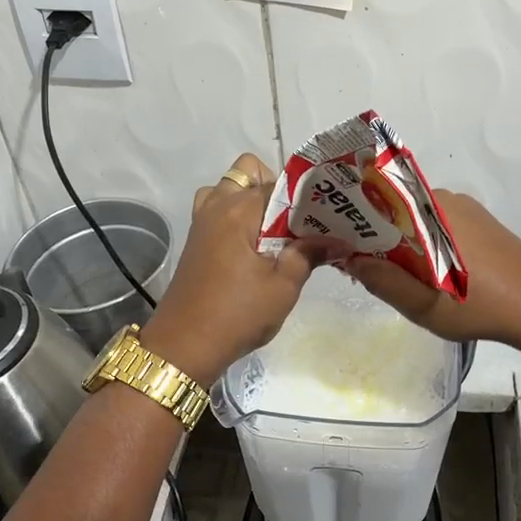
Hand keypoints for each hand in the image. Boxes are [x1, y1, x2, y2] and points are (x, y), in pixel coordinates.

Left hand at [142, 153, 341, 383]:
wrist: (184, 347)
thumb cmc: (237, 314)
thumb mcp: (283, 287)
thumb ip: (308, 255)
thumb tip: (336, 240)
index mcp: (238, 210)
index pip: (279, 183)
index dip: (304, 196)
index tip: (325, 215)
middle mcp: (216, 206)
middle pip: (248, 173)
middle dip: (275, 190)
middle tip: (295, 223)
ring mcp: (201, 222)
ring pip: (228, 189)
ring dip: (250, 200)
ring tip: (272, 231)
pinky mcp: (196, 241)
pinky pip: (217, 210)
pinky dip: (236, 217)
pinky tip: (254, 247)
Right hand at [344, 190, 520, 348]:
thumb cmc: (481, 306)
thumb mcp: (424, 305)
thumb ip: (385, 281)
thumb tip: (349, 260)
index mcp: (430, 211)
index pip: (377, 198)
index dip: (350, 217)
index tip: (331, 238)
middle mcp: (445, 199)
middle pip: (394, 208)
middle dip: (372, 232)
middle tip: (354, 264)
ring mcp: (464, 209)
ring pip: (415, 217)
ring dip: (397, 240)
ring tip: (386, 272)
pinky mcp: (479, 222)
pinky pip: (437, 224)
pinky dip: (421, 242)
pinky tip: (421, 272)